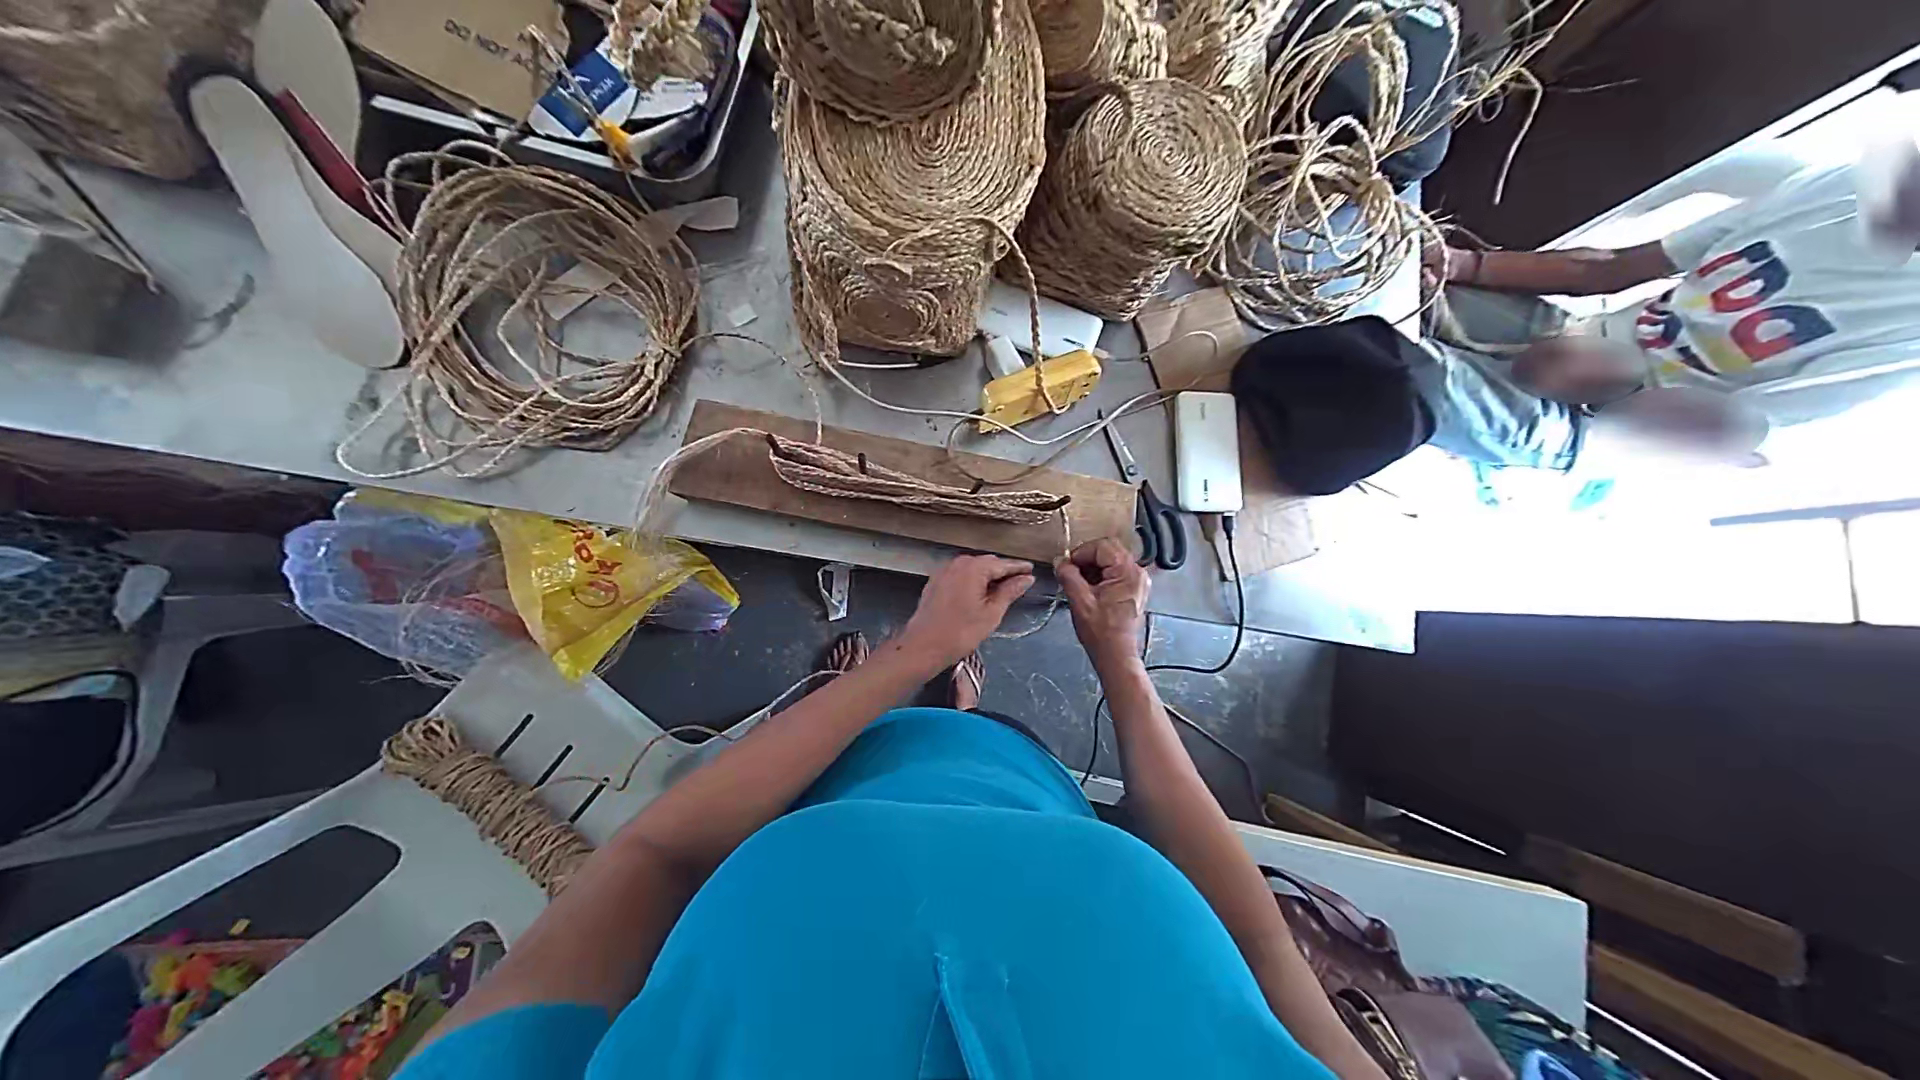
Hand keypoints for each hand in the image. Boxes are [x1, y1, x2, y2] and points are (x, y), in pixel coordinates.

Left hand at [894, 554, 1034, 669]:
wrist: (923, 646)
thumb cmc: (960, 632)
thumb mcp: (991, 613)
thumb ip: (1010, 592)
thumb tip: (1026, 579)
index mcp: (973, 568)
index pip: (1002, 564)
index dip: (1019, 567)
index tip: (1031, 570)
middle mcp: (957, 563)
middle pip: (987, 563)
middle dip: (1003, 571)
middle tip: (1020, 580)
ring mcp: (944, 571)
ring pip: (972, 568)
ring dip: (987, 575)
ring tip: (1002, 588)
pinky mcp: (935, 582)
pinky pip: (960, 575)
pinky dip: (972, 580)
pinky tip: (979, 592)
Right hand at [1054, 538, 1148, 672]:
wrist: (1116, 655)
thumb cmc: (1101, 632)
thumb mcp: (1080, 601)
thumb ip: (1068, 576)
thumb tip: (1059, 561)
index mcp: (1127, 572)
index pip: (1101, 546)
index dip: (1080, 553)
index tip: (1067, 566)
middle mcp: (1137, 572)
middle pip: (1109, 549)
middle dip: (1087, 558)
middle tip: (1071, 572)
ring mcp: (1138, 581)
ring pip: (1111, 560)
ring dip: (1093, 567)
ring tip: (1080, 583)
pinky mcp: (1134, 589)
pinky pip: (1115, 571)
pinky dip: (1100, 575)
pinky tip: (1090, 589)